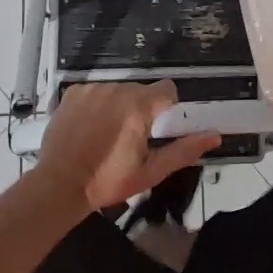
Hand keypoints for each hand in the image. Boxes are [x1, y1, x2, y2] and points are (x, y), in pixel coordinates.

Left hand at [33, 81, 220, 214]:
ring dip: (118, 106)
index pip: (167, 89)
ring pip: (117, 90)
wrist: (59, 184)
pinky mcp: (73, 91)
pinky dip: (96, 104)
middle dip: (141, 110)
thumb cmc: (107, 180)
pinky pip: (95, 91)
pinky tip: (89, 127)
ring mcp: (92, 87)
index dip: (167, 107)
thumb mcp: (150, 172)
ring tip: (107, 135)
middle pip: (141, 90)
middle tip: (130, 140)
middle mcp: (116, 88)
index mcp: (138, 105)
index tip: (157, 128)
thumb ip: (183, 151)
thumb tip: (214, 135)